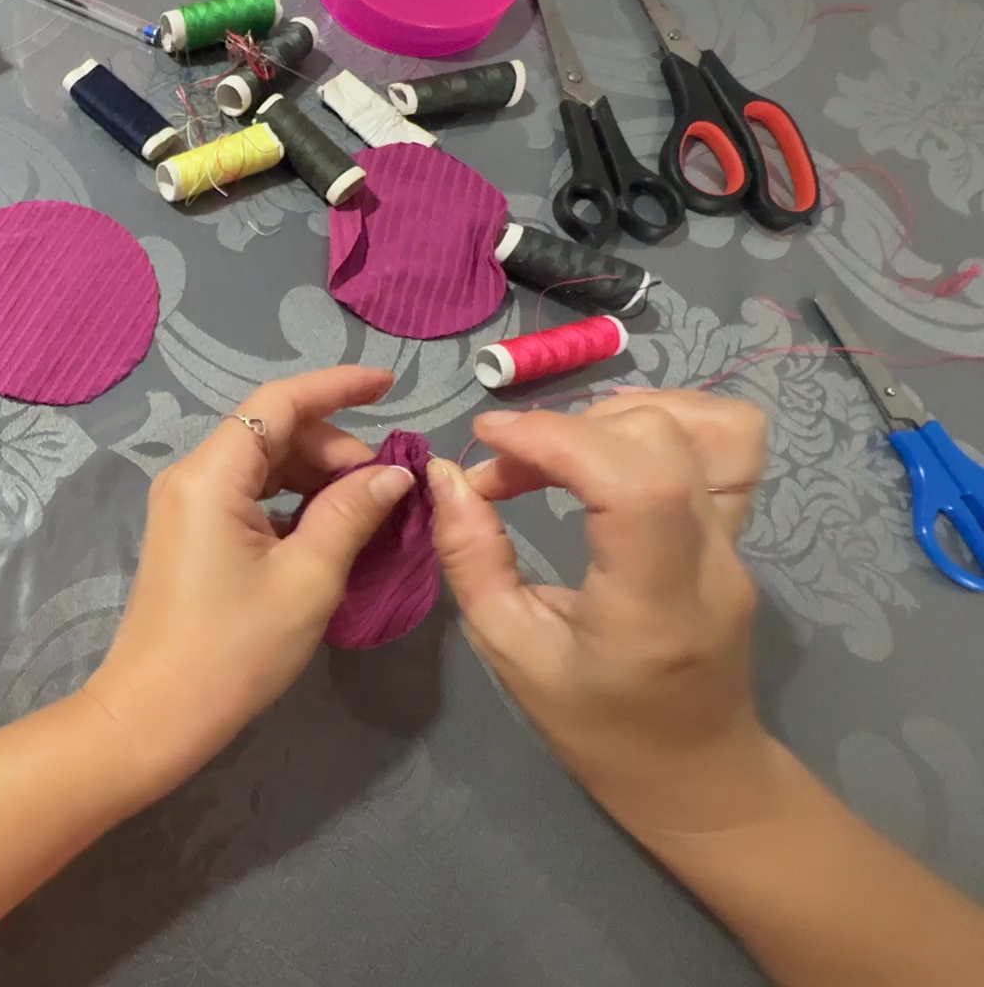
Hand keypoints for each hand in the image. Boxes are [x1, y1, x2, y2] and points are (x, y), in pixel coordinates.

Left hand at [84, 367, 418, 790]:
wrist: (158, 710)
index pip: (277, 402)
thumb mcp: (307, 578)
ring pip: (258, 463)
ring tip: (365, 507)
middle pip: (268, 432)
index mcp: (210, 474)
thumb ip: (350, 513)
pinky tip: (325, 527)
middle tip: (386, 486)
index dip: (335, 386)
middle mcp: (189, 476)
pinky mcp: (187, 531)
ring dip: (313, 474)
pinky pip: (244, 494)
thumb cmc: (234, 648)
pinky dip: (288, 500)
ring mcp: (183, 503)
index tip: (390, 384)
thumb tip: (392, 473)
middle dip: (331, 445)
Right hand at [427, 391, 774, 834]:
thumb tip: (444, 476)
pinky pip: (724, 445)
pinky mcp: (736, 531)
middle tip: (501, 470)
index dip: (555, 439)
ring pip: (711, 427)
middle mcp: (714, 560)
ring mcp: (738, 541)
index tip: (485, 438)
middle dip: (563, 432)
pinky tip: (603, 448)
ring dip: (616, 416)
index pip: (634, 486)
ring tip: (555, 453)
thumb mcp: (505, 645)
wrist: (693, 766)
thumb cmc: (590, 720)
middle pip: (663, 440)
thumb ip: (472, 556)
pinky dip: (659, 421)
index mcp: (654, 603)